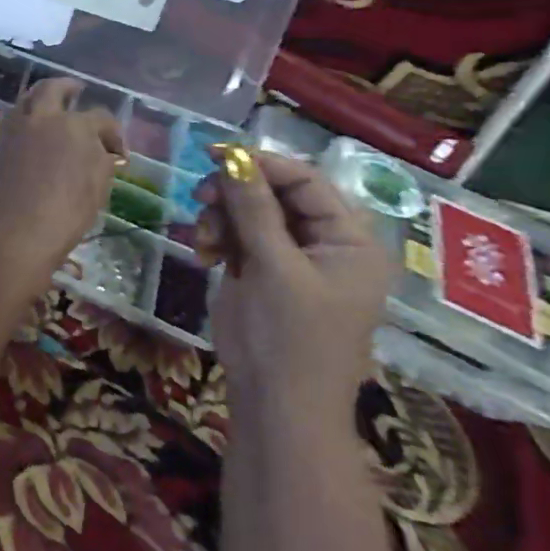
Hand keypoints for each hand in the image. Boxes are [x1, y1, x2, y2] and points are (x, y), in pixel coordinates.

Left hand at [0, 78, 124, 270]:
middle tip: (76, 89)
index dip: (114, 133)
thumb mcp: (100, 182)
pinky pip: (5, 119)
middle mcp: (44, 118)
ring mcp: (17, 128)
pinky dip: (16, 116)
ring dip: (38, 97)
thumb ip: (102, 158)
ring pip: (25, 99)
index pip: (100, 118)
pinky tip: (24, 124)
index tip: (118, 152)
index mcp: (76, 125)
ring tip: (48, 104)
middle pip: (53, 88)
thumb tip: (104, 152)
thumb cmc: (71, 206)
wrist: (25, 224)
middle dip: (67, 86)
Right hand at [195, 151, 391, 413]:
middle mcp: (323, 244)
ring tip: (203, 243)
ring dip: (219, 220)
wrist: (275, 397)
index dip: (262, 164)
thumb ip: (254, 211)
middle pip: (274, 195)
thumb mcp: (273, 268)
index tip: (214, 153)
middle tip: (200, 197)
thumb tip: (233, 158)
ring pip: (247, 214)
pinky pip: (235, 237)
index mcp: (349, 241)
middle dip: (234, 195)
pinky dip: (215, 240)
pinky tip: (204, 256)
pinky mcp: (260, 272)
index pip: (306, 183)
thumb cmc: (290, 334)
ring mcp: (289, 259)